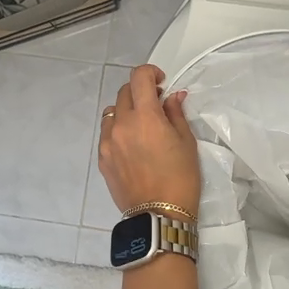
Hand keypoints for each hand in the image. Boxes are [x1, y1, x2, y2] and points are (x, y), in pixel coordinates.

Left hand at [97, 64, 200, 214]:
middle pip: (124, 92)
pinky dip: (118, 130)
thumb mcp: (186, 142)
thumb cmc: (181, 178)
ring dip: (126, 110)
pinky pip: (107, 133)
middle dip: (140, 92)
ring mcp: (108, 141)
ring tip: (141, 126)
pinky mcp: (102, 158)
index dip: (150, 73)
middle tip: (156, 105)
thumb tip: (173, 96)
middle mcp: (121, 124)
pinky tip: (132, 145)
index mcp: (145, 117)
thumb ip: (176, 114)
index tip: (161, 82)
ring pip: (112, 112)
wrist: (158, 216)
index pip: (139, 78)